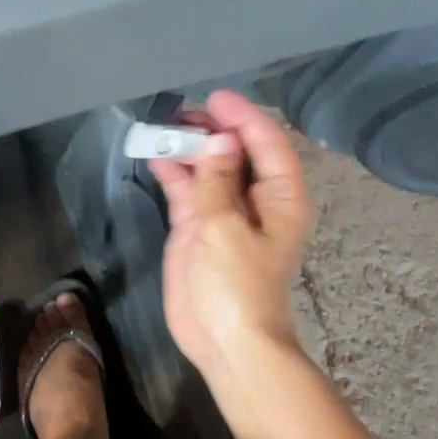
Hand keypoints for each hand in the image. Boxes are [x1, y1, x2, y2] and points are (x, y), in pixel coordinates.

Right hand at [148, 90, 312, 382]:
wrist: (226, 339)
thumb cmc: (235, 285)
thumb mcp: (224, 228)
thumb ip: (216, 181)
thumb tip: (217, 140)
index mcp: (280, 197)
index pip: (266, 145)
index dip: (243, 118)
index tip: (214, 98)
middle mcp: (255, 201)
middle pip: (237, 154)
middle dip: (213, 130)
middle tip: (182, 111)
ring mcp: (224, 217)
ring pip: (208, 172)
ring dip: (189, 150)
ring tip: (163, 128)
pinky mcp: (197, 234)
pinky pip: (188, 194)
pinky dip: (174, 176)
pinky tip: (156, 159)